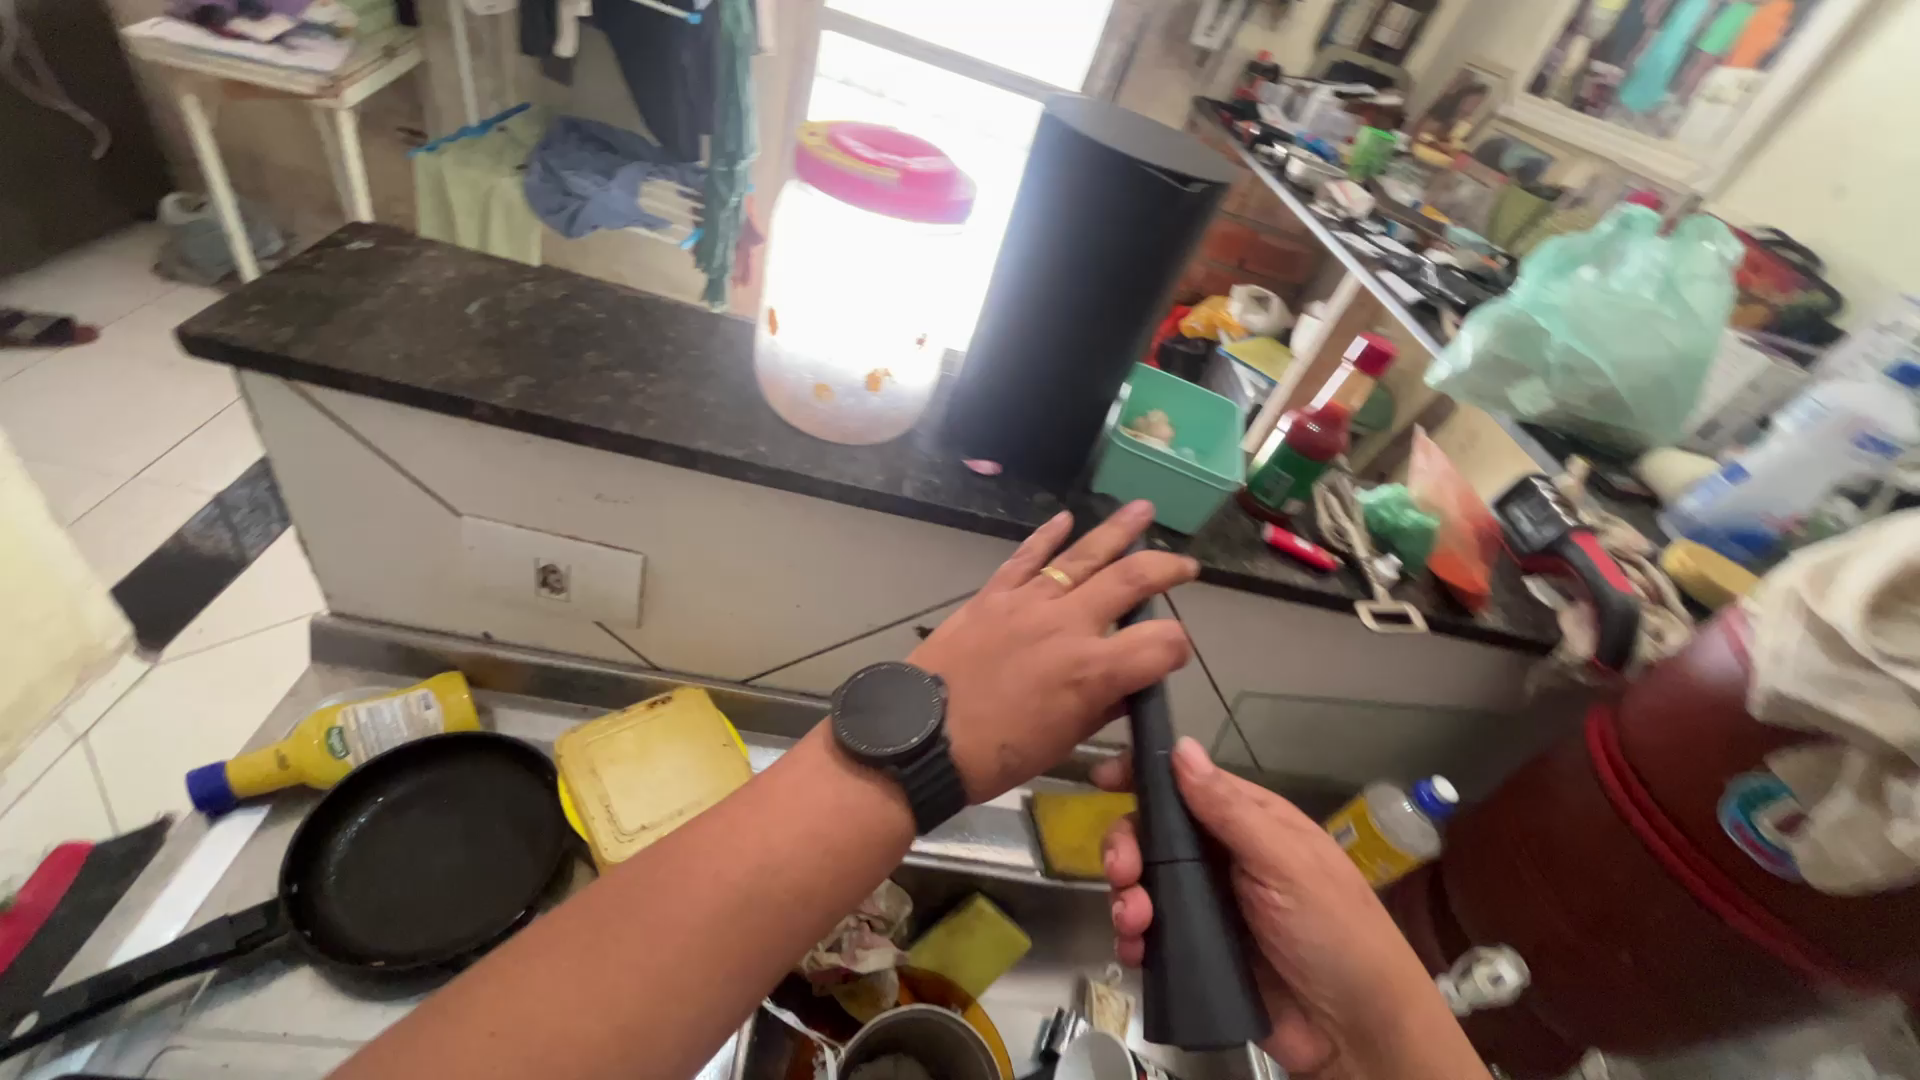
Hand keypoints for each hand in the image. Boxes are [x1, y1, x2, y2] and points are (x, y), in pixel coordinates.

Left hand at [906, 501, 1197, 802]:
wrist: (920, 739)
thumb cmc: (996, 755)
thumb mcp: (1063, 742)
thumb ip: (1101, 707)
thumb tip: (1125, 685)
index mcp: (1092, 671)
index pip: (1162, 644)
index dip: (1178, 648)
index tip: (1172, 655)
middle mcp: (1068, 625)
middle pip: (1131, 580)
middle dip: (1167, 568)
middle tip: (1186, 565)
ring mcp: (1028, 603)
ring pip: (1082, 556)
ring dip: (1118, 531)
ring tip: (1144, 509)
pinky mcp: (993, 595)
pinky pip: (1025, 558)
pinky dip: (1046, 536)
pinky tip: (1066, 518)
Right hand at [1094, 740, 1488, 1079]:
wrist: (1359, 1039)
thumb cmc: (1335, 934)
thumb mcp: (1286, 863)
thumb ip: (1229, 808)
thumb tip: (1181, 747)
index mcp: (1247, 823)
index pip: (1186, 784)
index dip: (1143, 776)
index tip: (1103, 779)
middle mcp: (1221, 857)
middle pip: (1153, 834)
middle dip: (1126, 847)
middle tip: (1123, 872)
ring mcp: (1207, 905)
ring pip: (1143, 882)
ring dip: (1126, 896)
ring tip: (1134, 921)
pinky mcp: (1196, 951)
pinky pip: (1148, 932)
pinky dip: (1132, 936)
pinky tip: (1134, 948)